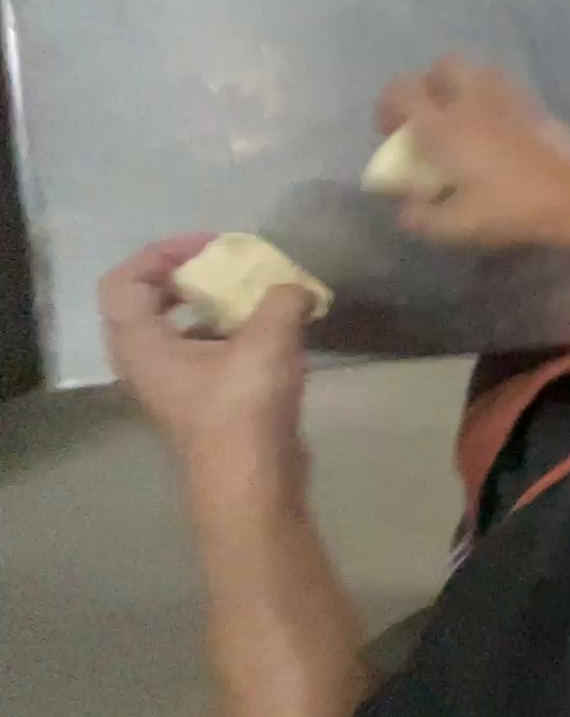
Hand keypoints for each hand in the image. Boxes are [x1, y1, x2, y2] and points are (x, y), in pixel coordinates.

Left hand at [99, 236, 313, 510]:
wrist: (251, 471)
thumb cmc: (243, 405)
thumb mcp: (268, 341)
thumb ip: (282, 302)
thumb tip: (296, 287)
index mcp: (142, 343)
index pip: (127, 282)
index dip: (164, 254)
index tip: (215, 245)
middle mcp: (149, 358)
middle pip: (154, 301)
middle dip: (195, 276)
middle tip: (239, 265)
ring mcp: (180, 378)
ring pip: (189, 325)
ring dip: (224, 303)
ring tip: (268, 294)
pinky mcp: (211, 394)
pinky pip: (217, 346)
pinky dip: (244, 329)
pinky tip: (283, 331)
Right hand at [376, 56, 569, 246]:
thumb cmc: (514, 212)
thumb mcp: (455, 227)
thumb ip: (420, 216)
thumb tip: (409, 207)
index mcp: (446, 125)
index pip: (403, 89)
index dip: (389, 104)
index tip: (394, 133)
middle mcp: (478, 104)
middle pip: (446, 66)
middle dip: (432, 84)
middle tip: (433, 116)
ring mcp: (517, 103)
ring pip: (484, 73)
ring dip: (469, 89)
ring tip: (469, 122)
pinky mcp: (546, 113)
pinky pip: (514, 93)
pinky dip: (501, 104)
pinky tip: (505, 134)